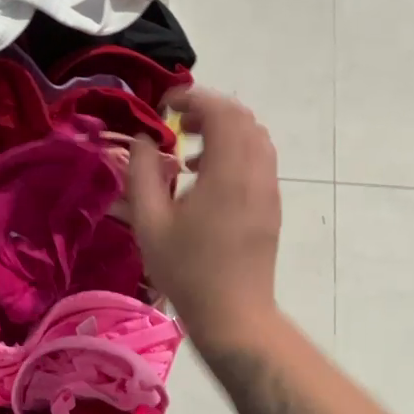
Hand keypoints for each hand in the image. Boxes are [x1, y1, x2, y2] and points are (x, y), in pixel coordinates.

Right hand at [128, 88, 282, 346]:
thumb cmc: (186, 271)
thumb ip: (143, 174)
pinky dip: (233, 151)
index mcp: (228, 174)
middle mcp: (256, 174)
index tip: (164, 104)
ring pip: (254, 138)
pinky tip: (203, 177)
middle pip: (242, 119)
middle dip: (208, 110)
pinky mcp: (270, 206)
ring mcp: (268, 190)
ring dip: (223, 131)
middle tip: (174, 122)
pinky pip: (258, 160)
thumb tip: (144, 141)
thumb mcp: (150, 223)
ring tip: (187, 149)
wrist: (234, 315)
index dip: (194, 97)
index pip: (222, 112)